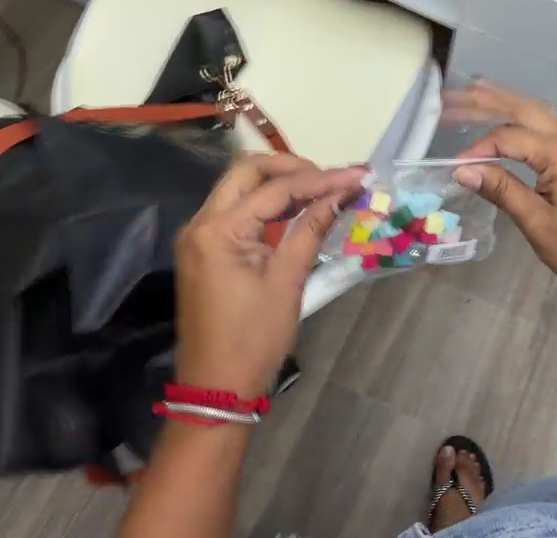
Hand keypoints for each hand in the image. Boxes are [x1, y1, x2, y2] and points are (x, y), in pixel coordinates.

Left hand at [174, 154, 361, 396]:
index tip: (356, 177)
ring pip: (240, 187)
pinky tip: (298, 209)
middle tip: (330, 179)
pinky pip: (237, 210)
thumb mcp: (288, 280)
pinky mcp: (205, 249)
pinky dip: (267, 203)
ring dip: (280, 182)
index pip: (275, 188)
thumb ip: (312, 228)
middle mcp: (201, 224)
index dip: (319, 179)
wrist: (216, 389)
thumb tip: (343, 192)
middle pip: (248, 171)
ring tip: (322, 190)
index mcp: (218, 231)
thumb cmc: (253, 338)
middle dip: (292, 167)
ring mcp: (199, 236)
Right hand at [448, 82, 556, 299]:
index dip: (479, 150)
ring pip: (536, 112)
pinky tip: (505, 117)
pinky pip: (546, 125)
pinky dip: (521, 118)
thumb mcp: (538, 223)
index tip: (455, 168)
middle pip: (522, 109)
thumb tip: (463, 170)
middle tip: (451, 98)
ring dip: (504, 104)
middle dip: (485, 102)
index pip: (509, 138)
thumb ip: (502, 190)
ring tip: (472, 92)